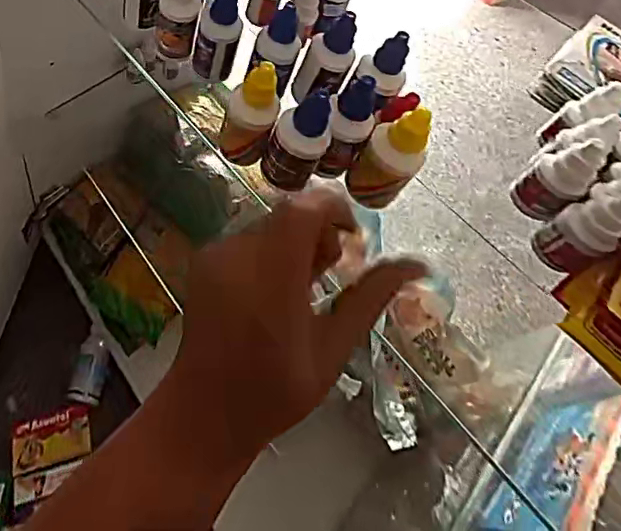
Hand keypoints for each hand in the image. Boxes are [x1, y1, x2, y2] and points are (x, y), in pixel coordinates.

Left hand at [158, 184, 427, 460]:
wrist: (206, 411)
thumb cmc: (276, 388)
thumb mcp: (333, 348)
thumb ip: (370, 297)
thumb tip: (416, 265)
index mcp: (273, 275)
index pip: (303, 208)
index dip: (334, 208)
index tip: (353, 236)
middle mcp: (239, 252)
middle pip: (288, 212)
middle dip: (318, 228)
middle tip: (331, 268)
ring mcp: (217, 252)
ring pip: (269, 220)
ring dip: (293, 238)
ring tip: (302, 282)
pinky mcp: (204, 257)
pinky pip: (247, 234)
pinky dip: (269, 247)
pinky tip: (273, 286)